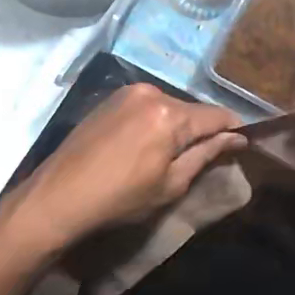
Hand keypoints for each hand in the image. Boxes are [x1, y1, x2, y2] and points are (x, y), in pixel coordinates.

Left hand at [9, 84, 244, 251]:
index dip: (234, 131)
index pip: (219, 116)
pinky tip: (143, 146)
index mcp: (170, 115)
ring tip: (167, 155)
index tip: (240, 147)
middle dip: (202, 130)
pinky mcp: (110, 99)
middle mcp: (152, 93)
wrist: (54, 200)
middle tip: (198, 158)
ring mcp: (128, 93)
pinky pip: (148, 107)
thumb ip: (207, 154)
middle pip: (194, 111)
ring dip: (177, 126)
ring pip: (171, 107)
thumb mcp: (172, 184)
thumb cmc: (119, 199)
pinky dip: (155, 122)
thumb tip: (238, 138)